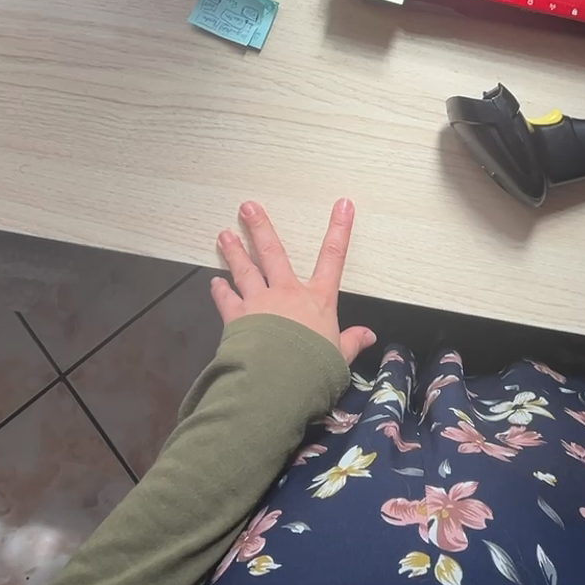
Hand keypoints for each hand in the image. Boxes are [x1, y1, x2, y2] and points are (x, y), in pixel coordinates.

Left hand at [212, 199, 376, 363]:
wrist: (278, 380)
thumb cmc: (312, 368)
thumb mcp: (339, 356)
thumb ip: (351, 342)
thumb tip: (369, 336)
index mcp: (317, 299)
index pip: (333, 257)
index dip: (340, 229)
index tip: (342, 205)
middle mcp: (287, 293)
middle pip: (274, 253)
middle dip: (261, 228)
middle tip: (248, 207)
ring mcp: (259, 302)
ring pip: (245, 270)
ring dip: (234, 251)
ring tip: (224, 234)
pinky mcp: (237, 318)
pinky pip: (226, 300)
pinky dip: (220, 290)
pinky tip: (215, 282)